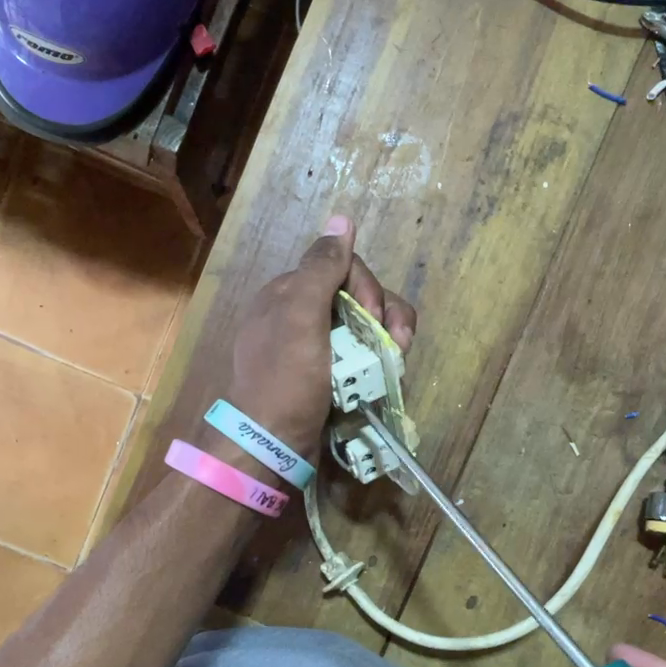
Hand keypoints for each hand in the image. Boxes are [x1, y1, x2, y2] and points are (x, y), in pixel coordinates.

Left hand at [218, 215, 415, 466]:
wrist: (269, 449)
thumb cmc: (284, 381)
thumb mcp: (300, 318)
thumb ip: (322, 268)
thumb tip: (342, 218)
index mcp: (287, 295)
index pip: (341, 268)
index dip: (366, 287)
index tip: (374, 316)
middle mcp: (299, 318)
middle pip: (357, 298)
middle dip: (383, 315)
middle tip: (395, 345)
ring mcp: (313, 352)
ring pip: (364, 329)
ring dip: (386, 341)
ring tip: (396, 365)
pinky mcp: (326, 381)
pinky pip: (360, 359)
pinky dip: (376, 364)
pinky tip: (385, 378)